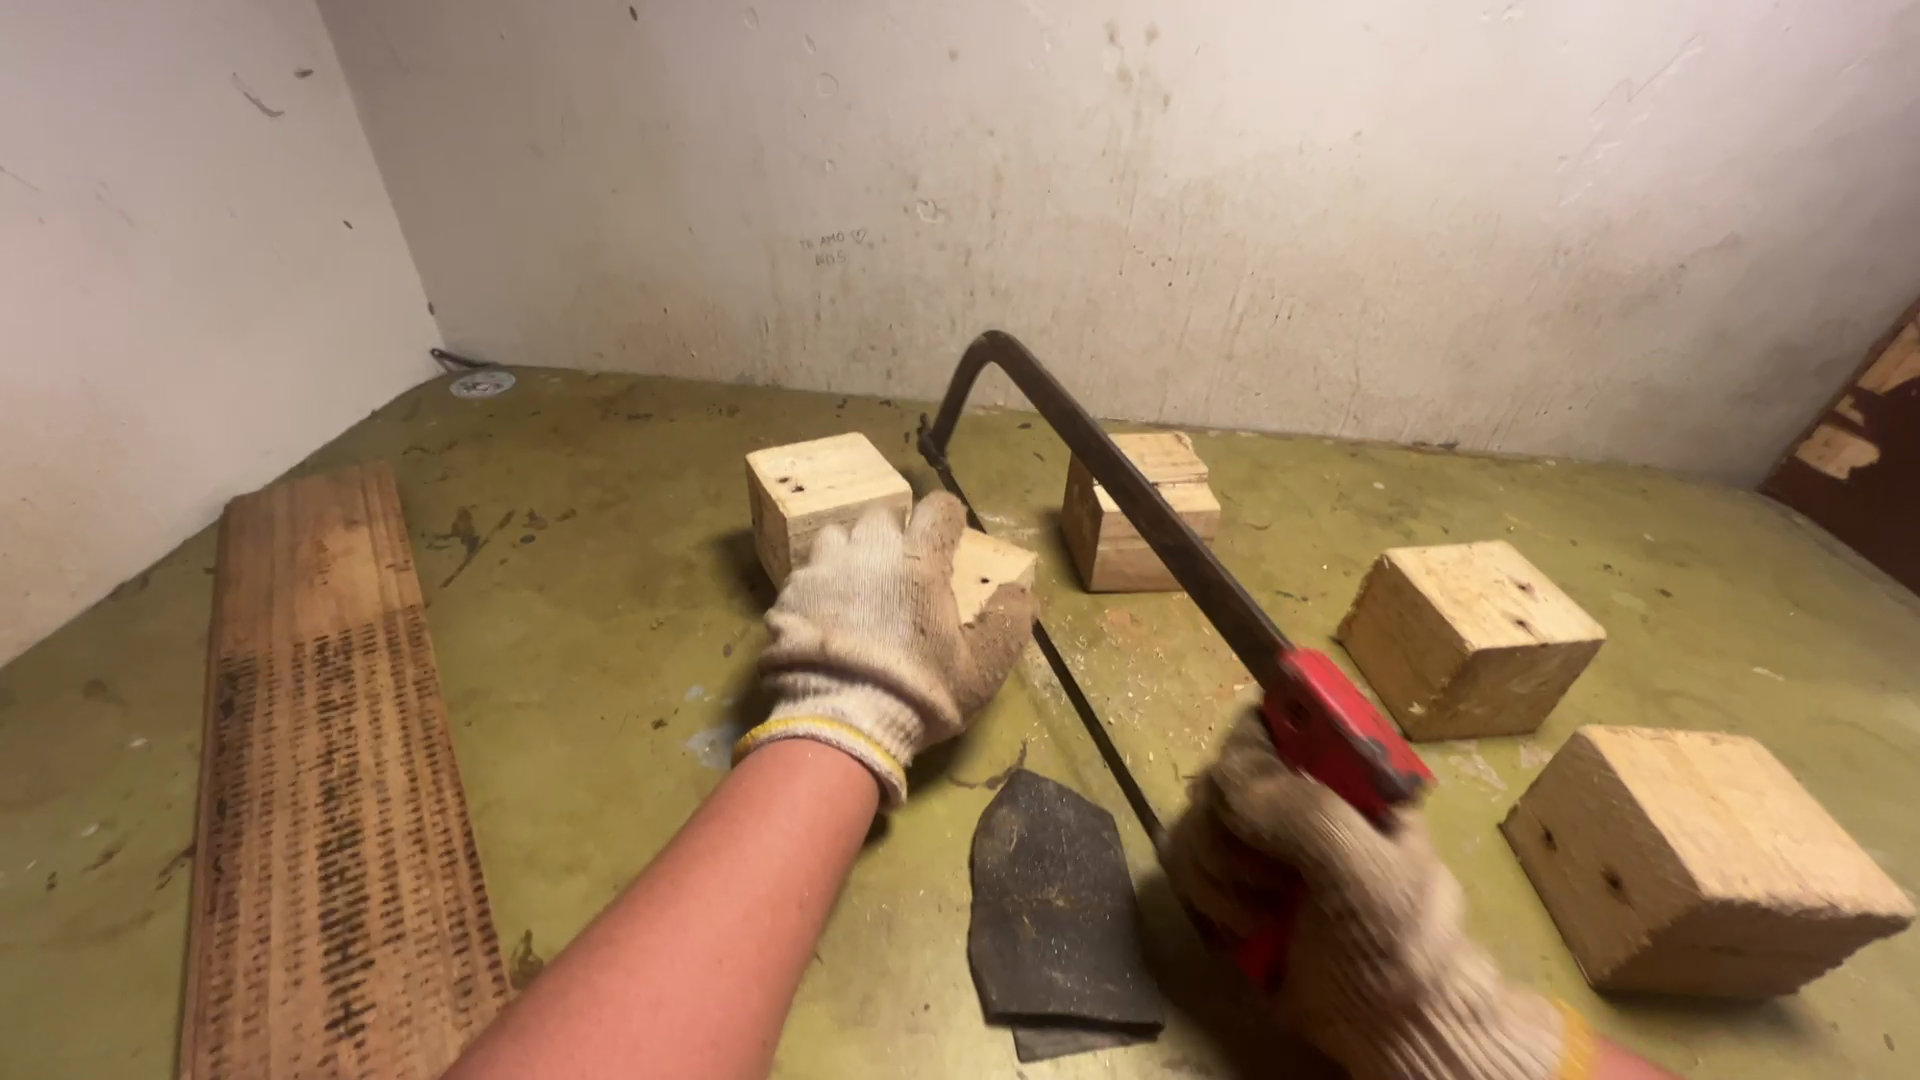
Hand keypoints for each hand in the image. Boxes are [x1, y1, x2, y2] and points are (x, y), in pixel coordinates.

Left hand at [737, 492, 1036, 805]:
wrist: (842, 723)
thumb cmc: (920, 693)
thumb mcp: (982, 668)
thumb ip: (1009, 623)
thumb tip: (1022, 592)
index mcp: (919, 560)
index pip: (938, 508)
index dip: (947, 518)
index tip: (950, 539)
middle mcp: (870, 551)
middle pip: (882, 514)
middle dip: (895, 530)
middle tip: (902, 563)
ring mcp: (824, 569)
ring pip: (837, 534)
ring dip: (852, 550)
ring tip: (857, 582)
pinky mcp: (788, 594)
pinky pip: (805, 572)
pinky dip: (819, 584)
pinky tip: (823, 613)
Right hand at [1163, 715, 1578, 1079]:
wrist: (1385, 1026)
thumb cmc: (1395, 944)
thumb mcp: (1370, 874)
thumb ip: (1301, 814)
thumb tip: (1220, 780)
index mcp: (1332, 771)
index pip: (1264, 721)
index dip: (1247, 758)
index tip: (1255, 809)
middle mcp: (1286, 792)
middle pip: (1215, 775)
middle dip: (1230, 837)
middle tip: (1273, 879)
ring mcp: (1249, 833)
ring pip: (1188, 819)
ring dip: (1217, 877)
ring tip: (1265, 913)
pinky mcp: (1220, 873)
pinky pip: (1176, 860)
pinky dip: (1202, 897)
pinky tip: (1243, 927)